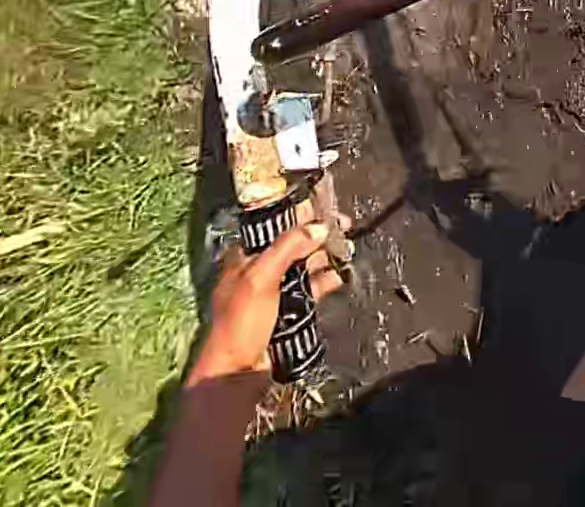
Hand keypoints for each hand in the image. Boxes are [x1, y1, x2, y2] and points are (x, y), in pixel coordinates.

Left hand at [188, 221, 342, 383]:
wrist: (237, 375)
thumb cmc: (242, 322)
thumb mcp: (261, 278)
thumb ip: (288, 246)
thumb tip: (319, 227)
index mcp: (245, 255)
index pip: (276, 224)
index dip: (302, 214)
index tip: (326, 209)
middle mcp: (260, 268)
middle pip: (295, 242)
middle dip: (320, 235)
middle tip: (344, 229)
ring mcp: (275, 288)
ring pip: (306, 263)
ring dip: (327, 256)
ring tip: (346, 251)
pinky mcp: (288, 308)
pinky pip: (311, 286)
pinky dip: (326, 279)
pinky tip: (340, 276)